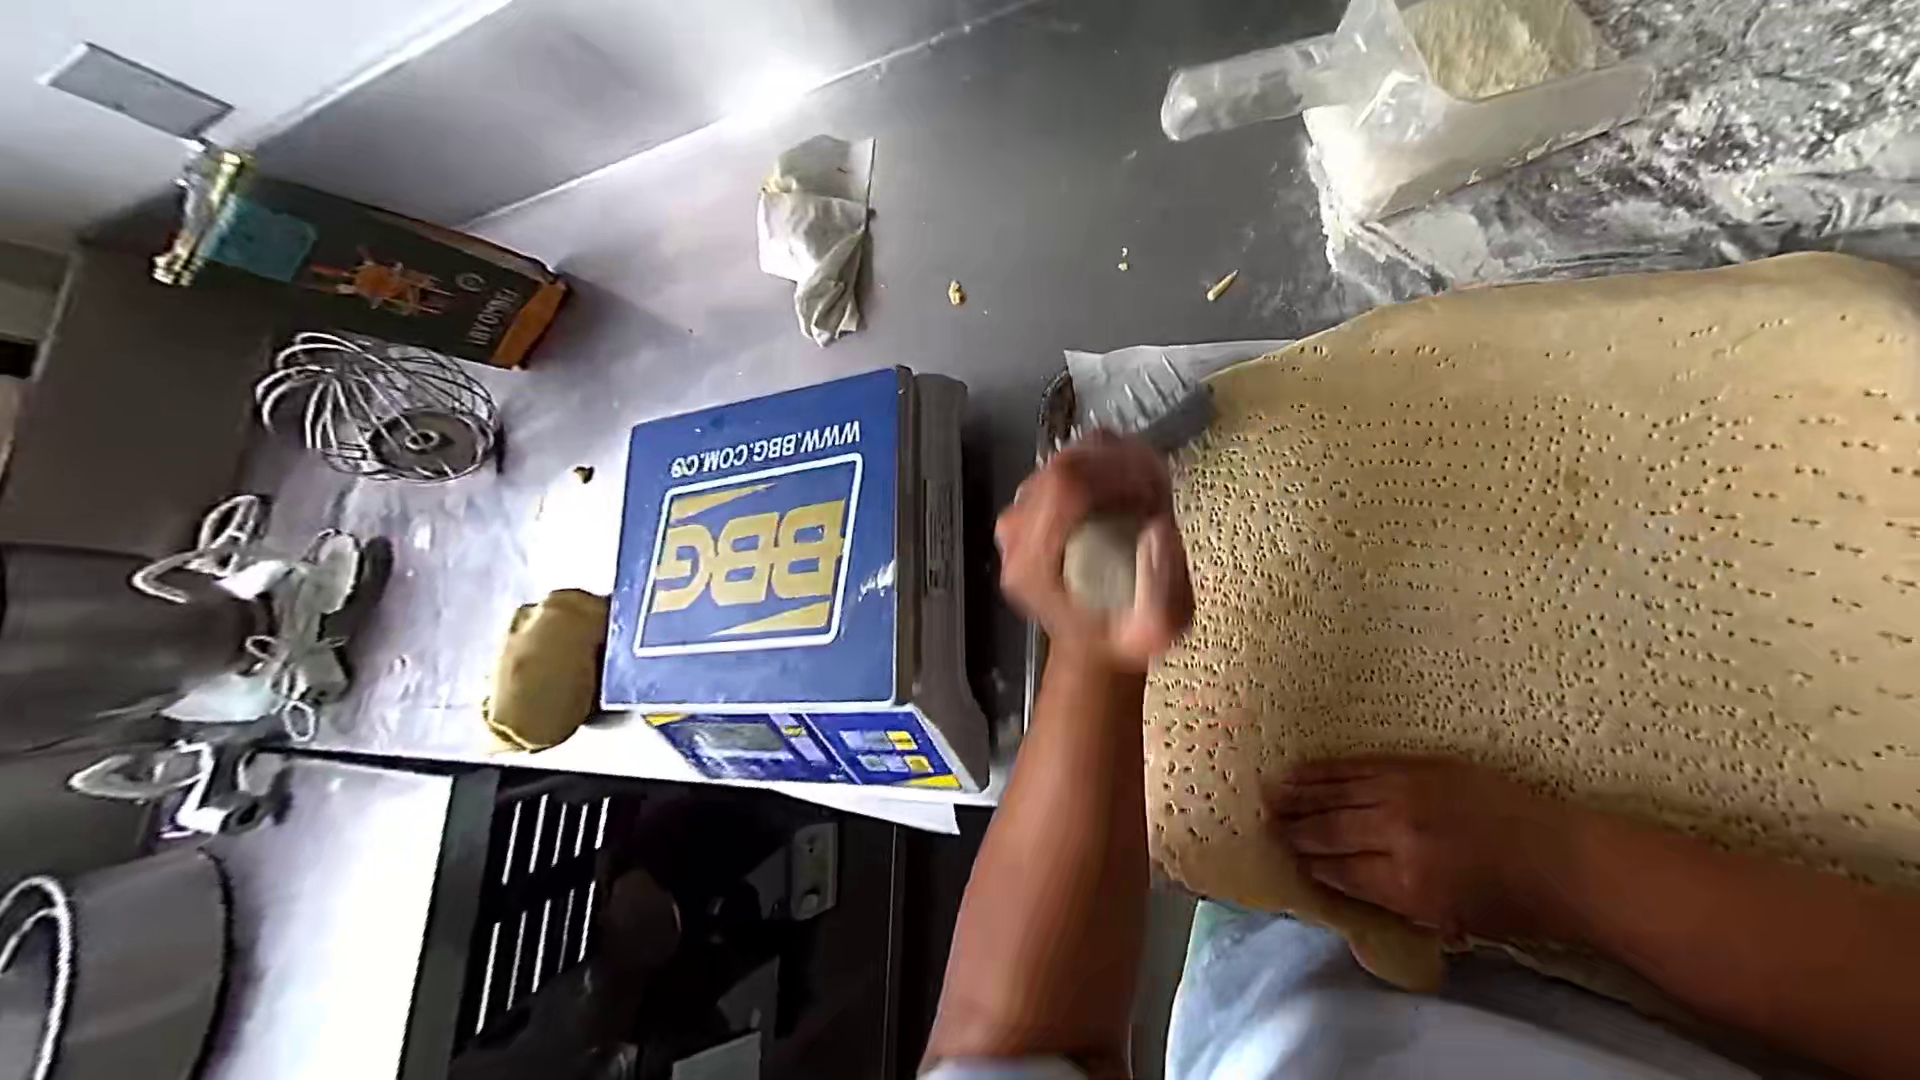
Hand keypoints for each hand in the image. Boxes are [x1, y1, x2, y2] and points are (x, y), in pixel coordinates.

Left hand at [995, 433, 1192, 671]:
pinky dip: (1102, 467)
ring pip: (1065, 460)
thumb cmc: (1121, 636)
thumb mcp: (1157, 630)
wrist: (1093, 642)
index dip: (1118, 475)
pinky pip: (1065, 466)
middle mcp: (1015, 537)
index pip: (1066, 489)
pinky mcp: (1028, 507)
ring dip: (1112, 466)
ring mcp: (1017, 519)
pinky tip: (1126, 494)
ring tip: (1142, 498)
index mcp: (1032, 565)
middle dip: (1120, 467)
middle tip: (1154, 493)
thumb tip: (1156, 529)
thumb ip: (1163, 588)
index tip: (1153, 493)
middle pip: (1064, 467)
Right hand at [1272, 755, 1588, 944]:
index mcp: (1407, 883)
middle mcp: (1397, 834)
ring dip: (1296, 794)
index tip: (1280, 854)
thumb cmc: (1511, 903)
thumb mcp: (1446, 918)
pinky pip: (1354, 765)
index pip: (1335, 869)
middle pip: (1326, 828)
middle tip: (1262, 822)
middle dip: (1290, 826)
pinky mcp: (1413, 765)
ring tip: (1268, 793)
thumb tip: (1332, 875)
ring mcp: (1404, 793)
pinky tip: (1300, 771)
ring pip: (1333, 791)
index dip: (1304, 861)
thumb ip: (1384, 895)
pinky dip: (1322, 770)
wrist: (1570, 860)